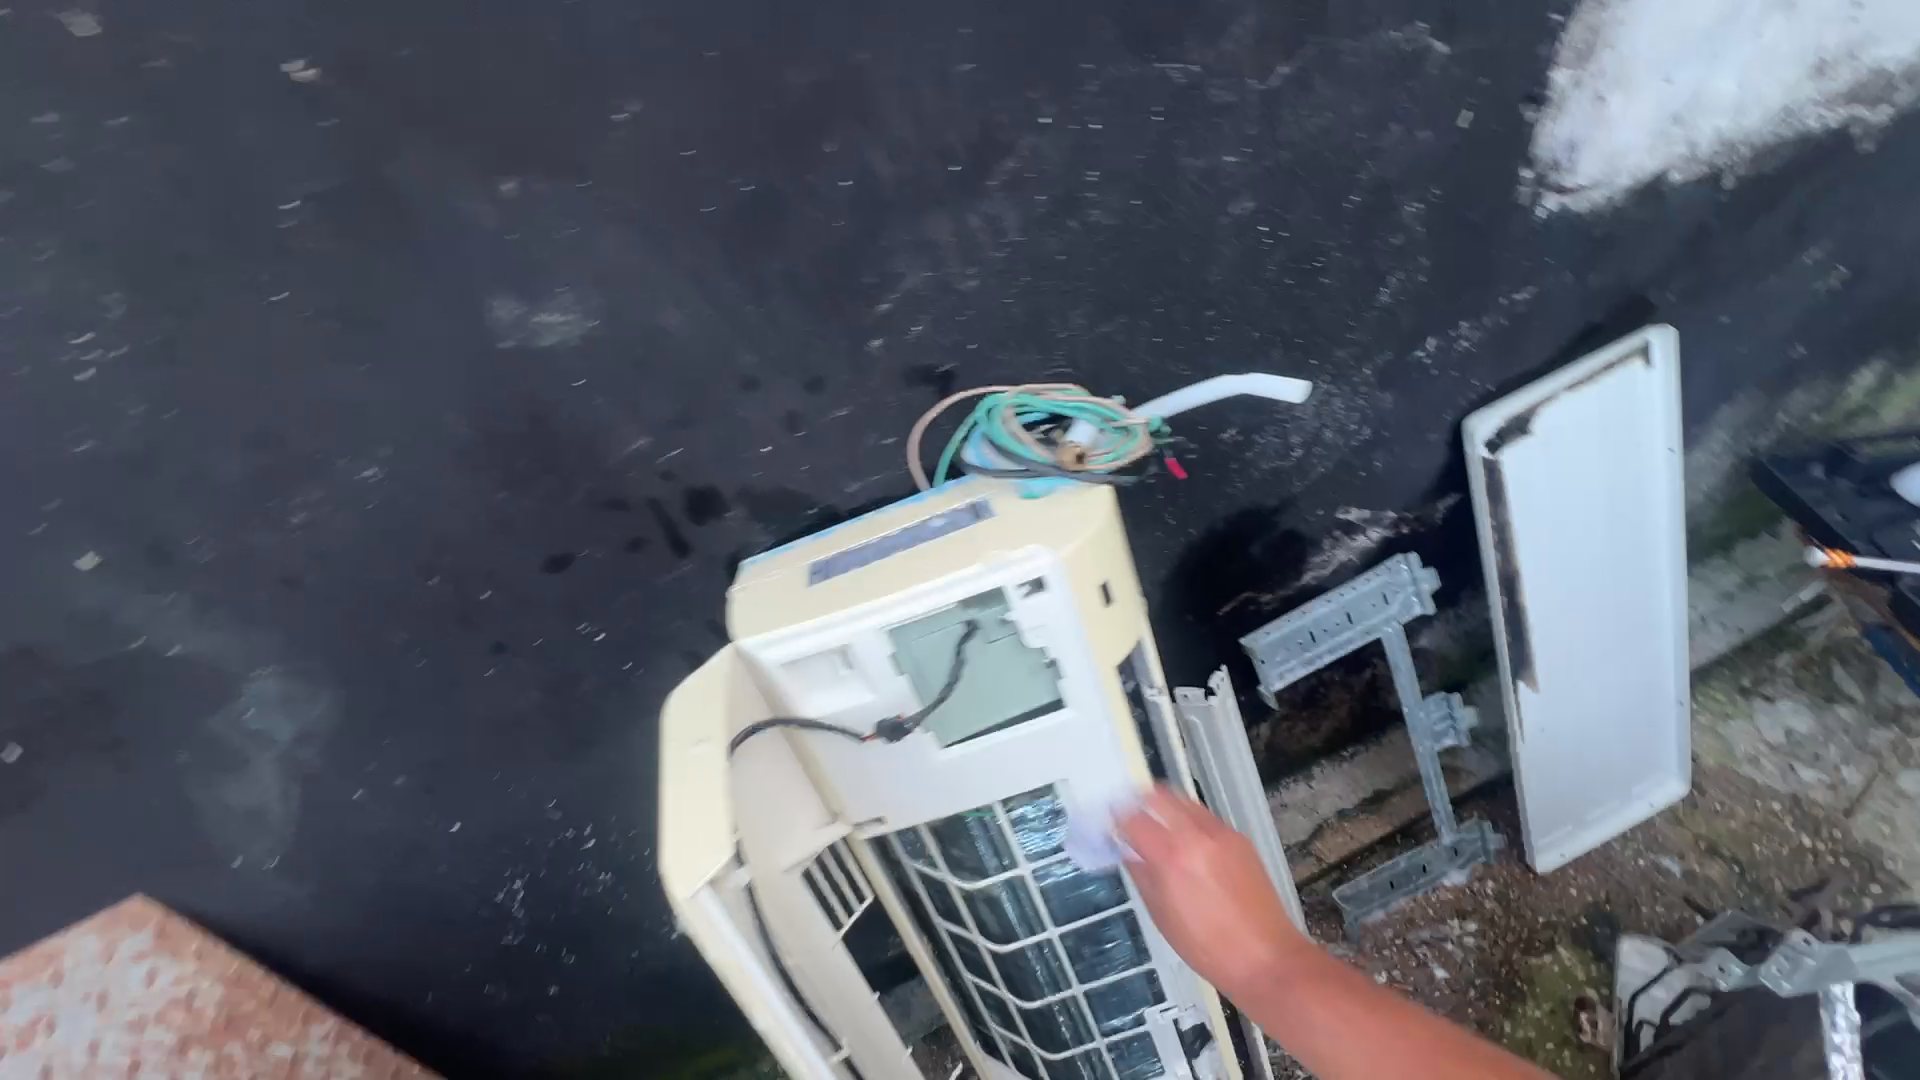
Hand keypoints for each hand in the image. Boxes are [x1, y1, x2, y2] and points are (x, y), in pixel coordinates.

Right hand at [1117, 786, 1309, 999]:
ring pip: (1184, 801)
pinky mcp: (1240, 839)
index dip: (1117, 817)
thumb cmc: (1207, 947)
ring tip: (1159, 826)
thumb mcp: (1162, 915)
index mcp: (1171, 856)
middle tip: (1131, 815)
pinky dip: (1190, 821)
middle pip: (1159, 796)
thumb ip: (1142, 874)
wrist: (1267, 959)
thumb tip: (1130, 852)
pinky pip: (1206, 818)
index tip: (1110, 822)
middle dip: (1140, 801)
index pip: (1133, 818)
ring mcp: (1221, 834)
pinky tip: (1189, 843)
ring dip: (1166, 807)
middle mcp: (1196, 835)